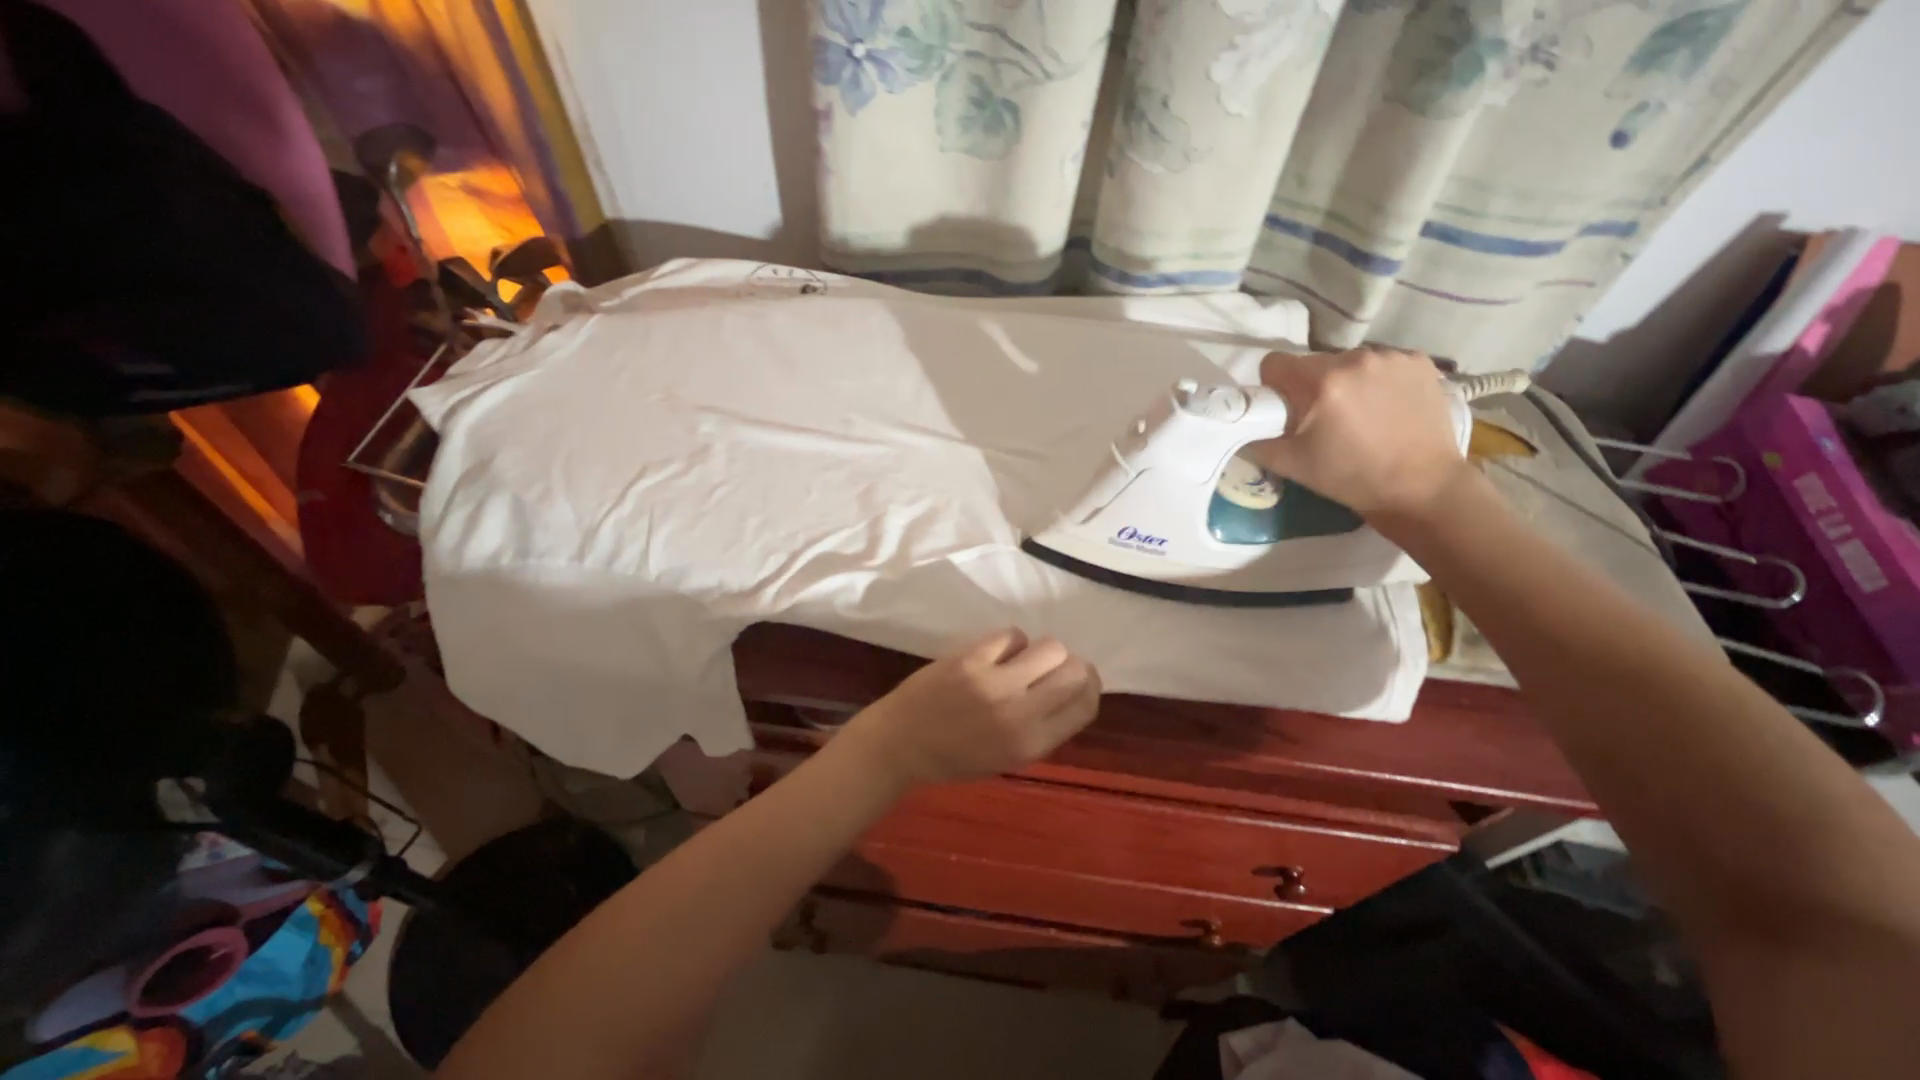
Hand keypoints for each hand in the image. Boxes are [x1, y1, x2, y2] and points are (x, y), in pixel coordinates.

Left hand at [838, 629, 1101, 789]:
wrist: (900, 745)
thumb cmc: (955, 758)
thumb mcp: (1008, 758)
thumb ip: (1043, 728)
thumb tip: (1073, 690)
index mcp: (1031, 744)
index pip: (1086, 705)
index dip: (1089, 688)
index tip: (1079, 682)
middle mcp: (1020, 713)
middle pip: (1076, 672)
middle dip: (1071, 665)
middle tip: (1052, 668)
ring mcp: (995, 682)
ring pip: (1050, 646)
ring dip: (1041, 650)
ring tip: (1022, 660)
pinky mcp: (970, 658)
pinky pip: (1012, 634)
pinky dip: (1011, 641)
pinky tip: (997, 653)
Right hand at [1249, 347, 1473, 521]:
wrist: (1422, 488)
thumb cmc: (1351, 478)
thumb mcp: (1292, 465)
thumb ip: (1256, 442)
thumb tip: (1240, 430)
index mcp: (1321, 381)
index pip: (1275, 363)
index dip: (1274, 387)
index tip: (1288, 411)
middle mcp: (1355, 358)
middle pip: (1315, 363)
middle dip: (1314, 387)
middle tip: (1327, 422)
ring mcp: (1392, 358)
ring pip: (1350, 362)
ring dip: (1349, 382)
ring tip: (1364, 416)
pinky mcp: (1420, 362)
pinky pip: (1384, 363)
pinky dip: (1381, 381)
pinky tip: (1390, 408)